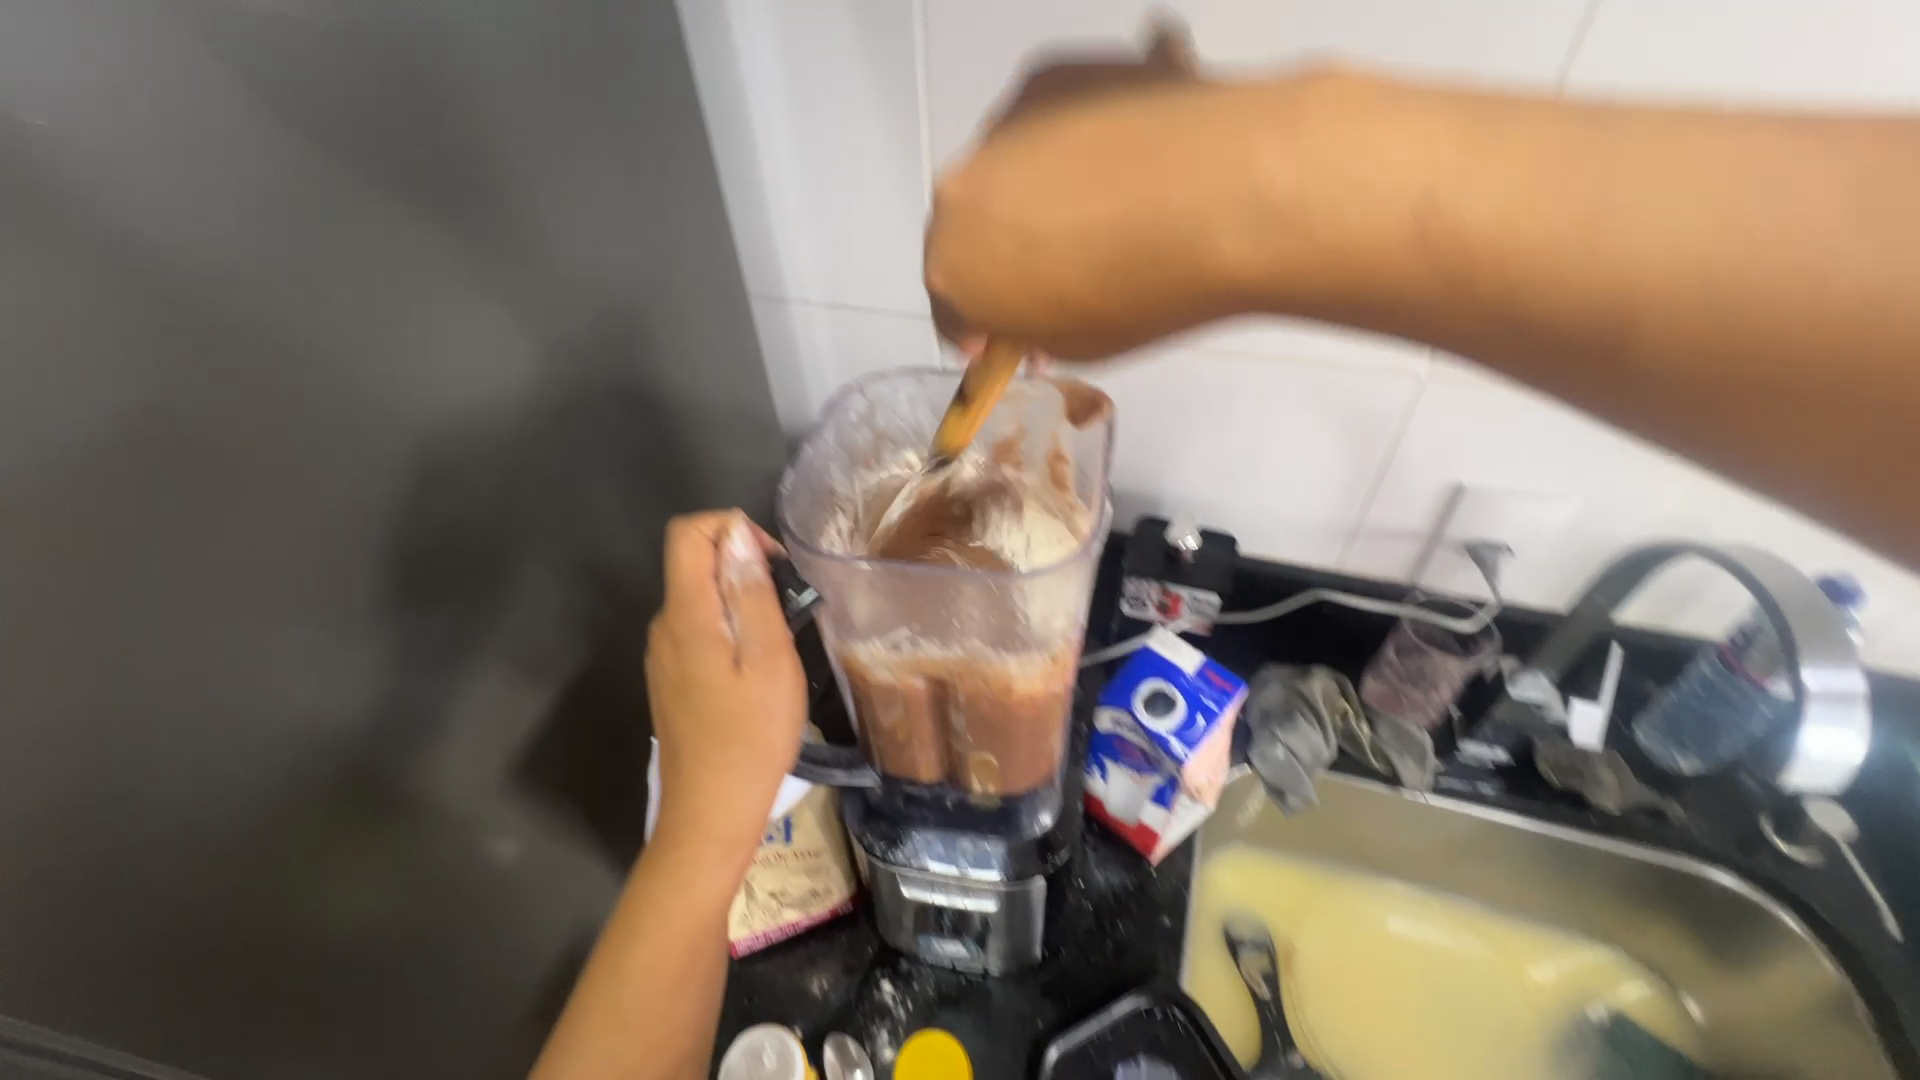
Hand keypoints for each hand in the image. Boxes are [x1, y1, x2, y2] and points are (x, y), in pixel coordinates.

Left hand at [645, 511, 806, 871]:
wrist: (711, 813)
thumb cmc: (752, 736)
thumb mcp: (769, 660)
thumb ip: (751, 593)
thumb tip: (736, 533)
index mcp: (685, 615)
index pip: (688, 534)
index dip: (732, 530)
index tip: (774, 566)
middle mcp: (663, 626)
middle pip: (694, 564)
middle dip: (744, 567)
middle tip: (790, 610)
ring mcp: (663, 655)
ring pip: (700, 599)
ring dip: (741, 601)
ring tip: (781, 644)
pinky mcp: (671, 679)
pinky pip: (699, 630)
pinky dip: (730, 629)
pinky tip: (757, 671)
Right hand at [924, 21, 1280, 359]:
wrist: (1222, 196)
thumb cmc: (1141, 294)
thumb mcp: (1077, 343)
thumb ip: (1035, 327)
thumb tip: (1035, 311)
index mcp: (952, 267)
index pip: (950, 307)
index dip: (978, 329)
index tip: (1009, 340)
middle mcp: (961, 189)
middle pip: (973, 228)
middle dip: (1002, 255)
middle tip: (1055, 276)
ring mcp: (1003, 124)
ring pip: (1007, 168)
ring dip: (1036, 193)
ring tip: (1103, 208)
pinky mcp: (1052, 73)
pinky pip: (1049, 119)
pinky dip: (1073, 139)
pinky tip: (1124, 154)